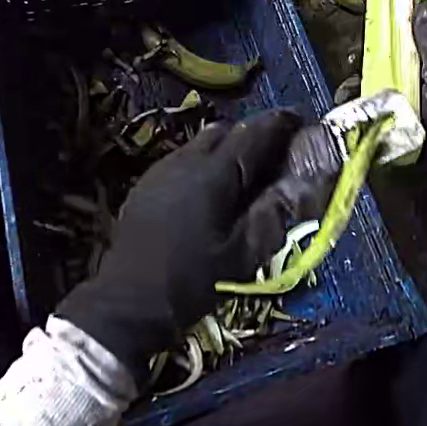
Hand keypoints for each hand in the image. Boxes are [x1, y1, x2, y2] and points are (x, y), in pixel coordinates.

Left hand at [57, 110, 305, 373]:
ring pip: (202, 143)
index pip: (253, 134)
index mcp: (213, 176)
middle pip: (227, 130)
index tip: (300, 122)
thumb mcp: (241, 256)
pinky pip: (184, 158)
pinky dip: (206, 163)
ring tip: (245, 174)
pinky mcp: (148, 183)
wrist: (126, 303)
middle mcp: (186, 161)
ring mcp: (162, 170)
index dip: (280, 125)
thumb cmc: (190, 281)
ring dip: (228, 148)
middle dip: (254, 135)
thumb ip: (271, 215)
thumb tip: (297, 184)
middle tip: (275, 155)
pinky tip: (212, 192)